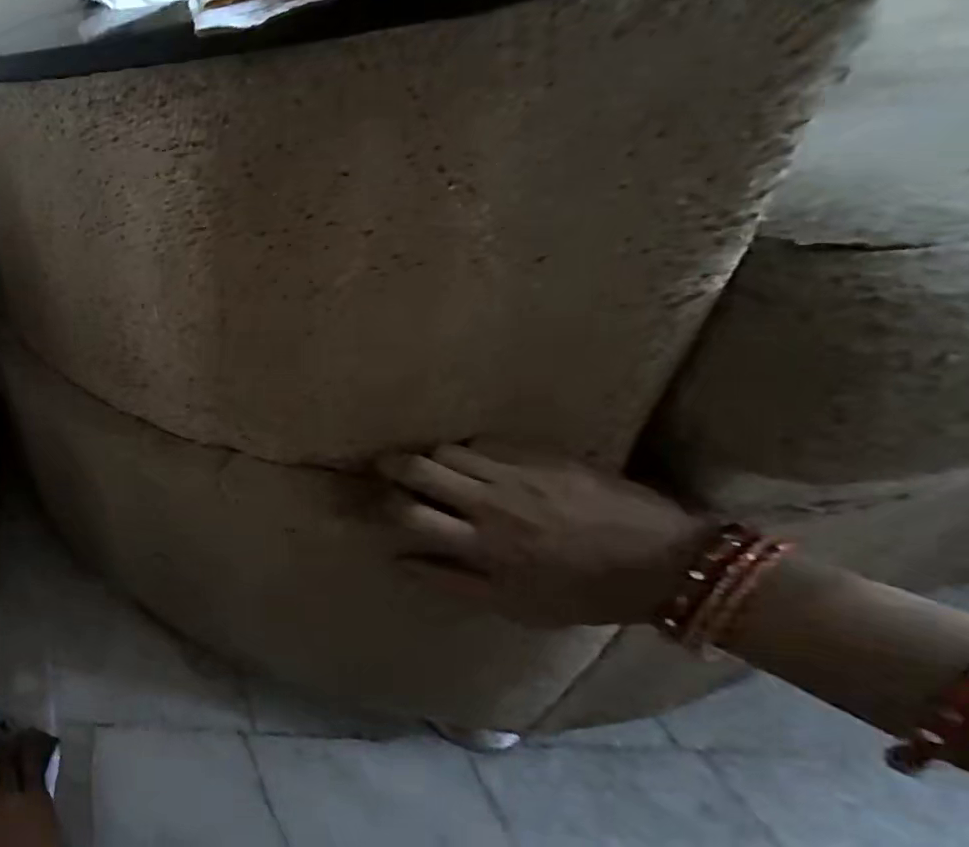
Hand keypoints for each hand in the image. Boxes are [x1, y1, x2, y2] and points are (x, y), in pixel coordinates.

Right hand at [373, 441, 711, 627]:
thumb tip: (398, 559)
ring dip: (431, 458)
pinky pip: (484, 441)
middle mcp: (490, 502)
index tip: (376, 505)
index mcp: (483, 543)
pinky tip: (477, 462)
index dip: (383, 505)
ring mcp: (515, 472)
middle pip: (417, 467)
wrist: (669, 562)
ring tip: (435, 468)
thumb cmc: (585, 593)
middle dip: (391, 465)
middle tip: (385, 469)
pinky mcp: (540, 454)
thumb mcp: (516, 605)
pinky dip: (469, 450)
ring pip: (446, 449)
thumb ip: (451, 581)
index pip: (408, 512)